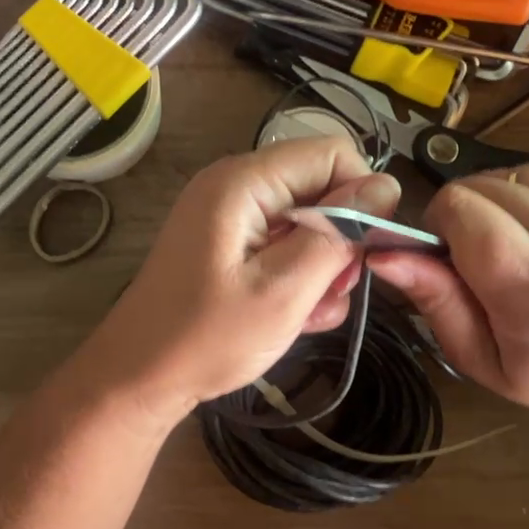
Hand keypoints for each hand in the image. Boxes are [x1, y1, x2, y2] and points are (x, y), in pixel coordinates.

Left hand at [79, 137, 400, 429]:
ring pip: (308, 220)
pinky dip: (297, 276)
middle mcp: (237, 184)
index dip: (360, 196)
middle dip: (339, 240)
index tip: (363, 252)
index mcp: (243, 180)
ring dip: (321, 267)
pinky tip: (290, 316)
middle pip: (321, 186)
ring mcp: (231, 213)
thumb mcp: (284, 290)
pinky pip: (283, 242)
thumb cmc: (207, 337)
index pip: (333, 152)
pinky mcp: (229, 241)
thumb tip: (387, 185)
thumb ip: (336, 233)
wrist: (140, 375)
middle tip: (328, 292)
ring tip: (306, 312)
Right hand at [368, 166, 528, 440]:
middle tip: (480, 259)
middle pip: (476, 186)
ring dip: (493, 204)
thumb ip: (432, 299)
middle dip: (462, 215)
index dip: (437, 226)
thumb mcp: (481, 358)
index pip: (458, 209)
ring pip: (501, 173)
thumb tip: (380, 251)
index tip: (448, 258)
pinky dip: (522, 193)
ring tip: (515, 245)